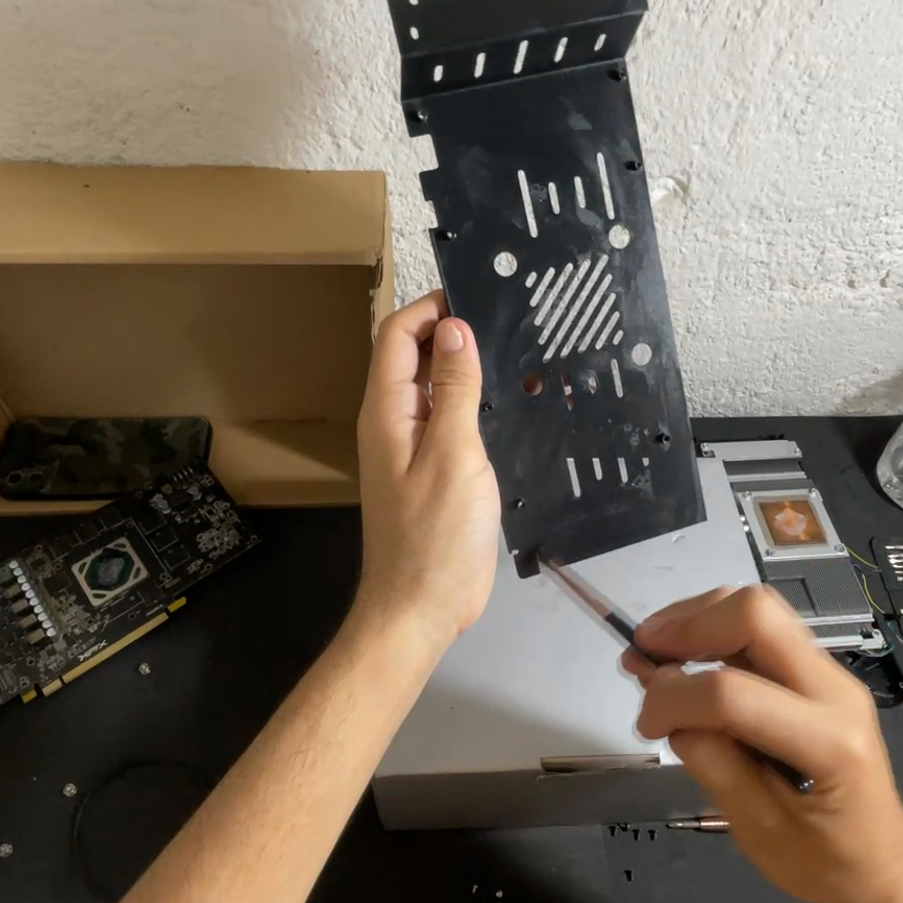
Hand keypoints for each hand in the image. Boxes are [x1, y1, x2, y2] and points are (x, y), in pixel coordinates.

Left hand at [352, 291, 500, 648]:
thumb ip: (453, 391)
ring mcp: (414, 448)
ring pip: (434, 389)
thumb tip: (454, 329)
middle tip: (507, 319)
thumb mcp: (452, 455)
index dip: (430, 308)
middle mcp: (395, 422)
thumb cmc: (434, 535)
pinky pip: (449, 421)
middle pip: (413, 357)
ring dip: (465, 367)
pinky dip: (473, 403)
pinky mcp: (436, 471)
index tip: (477, 295)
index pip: (396, 336)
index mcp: (387, 411)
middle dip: (451, 331)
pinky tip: (508, 402)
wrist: (421, 607)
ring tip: (516, 352)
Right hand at [624, 585, 902, 902]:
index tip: (645, 724)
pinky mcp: (812, 665)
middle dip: (686, 626)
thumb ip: (710, 760)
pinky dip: (710, 626)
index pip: (733, 693)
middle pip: (755, 615)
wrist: (882, 861)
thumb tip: (663, 701)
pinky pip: (757, 623)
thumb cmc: (824, 860)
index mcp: (831, 743)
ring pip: (755, 606)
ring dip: (695, 618)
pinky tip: (682, 652)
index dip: (673, 699)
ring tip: (654, 647)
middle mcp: (836, 689)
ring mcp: (828, 670)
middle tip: (642, 653)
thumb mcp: (757, 830)